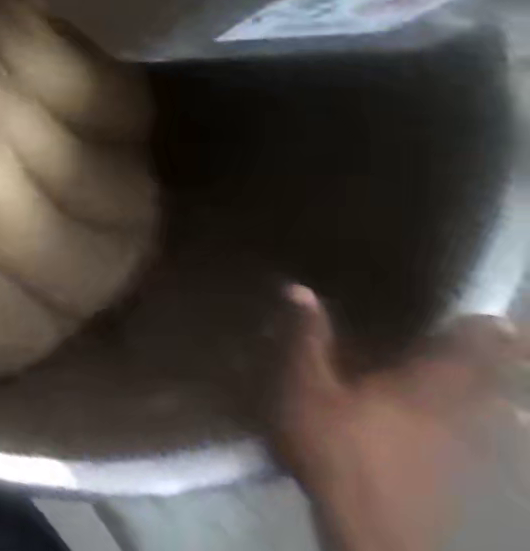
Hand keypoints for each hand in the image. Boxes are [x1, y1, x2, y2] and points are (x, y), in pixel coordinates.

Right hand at [277, 284, 522, 550]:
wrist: (371, 519)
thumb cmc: (331, 442)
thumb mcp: (303, 385)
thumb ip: (306, 339)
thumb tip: (301, 290)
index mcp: (414, 389)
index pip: (455, 356)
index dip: (475, 336)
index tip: (495, 317)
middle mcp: (449, 415)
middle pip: (483, 386)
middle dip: (497, 364)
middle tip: (514, 342)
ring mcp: (460, 449)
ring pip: (490, 416)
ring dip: (502, 398)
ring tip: (513, 393)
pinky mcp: (457, 473)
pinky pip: (484, 440)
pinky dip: (496, 428)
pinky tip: (500, 432)